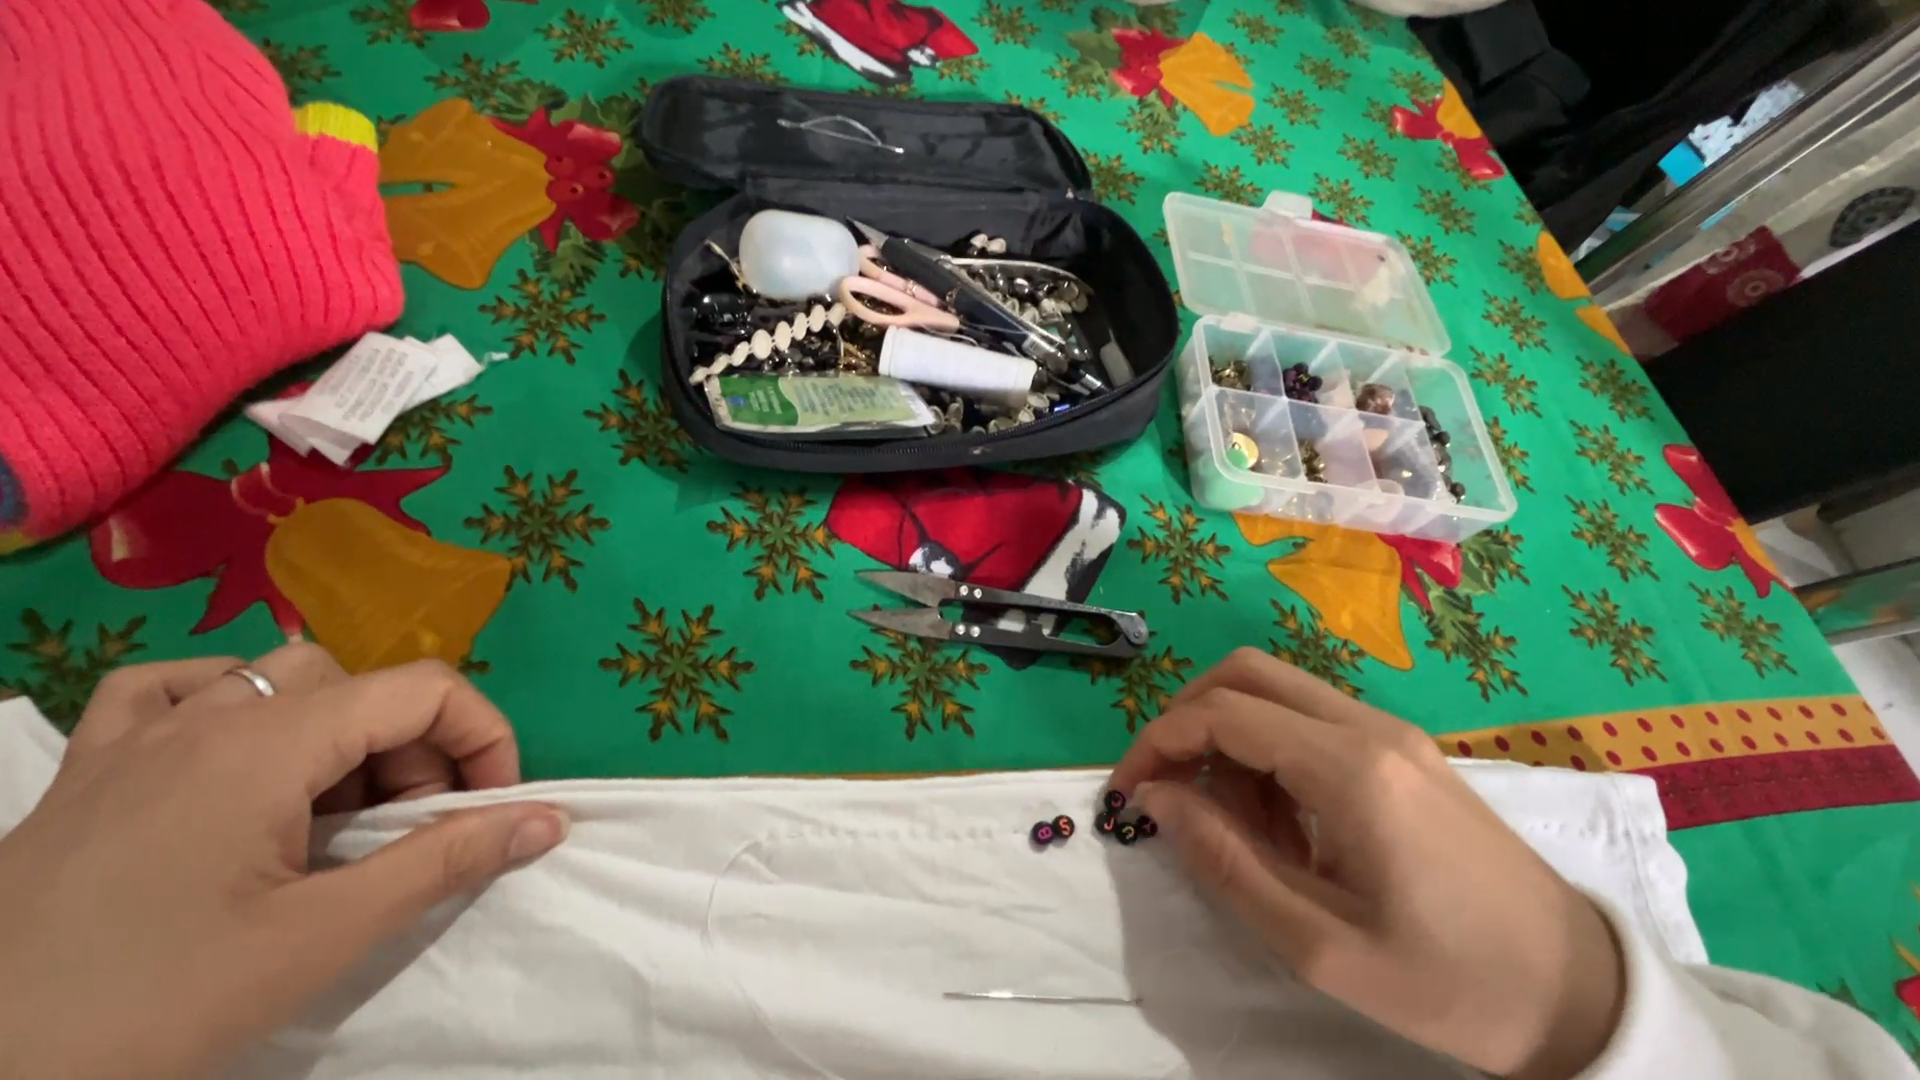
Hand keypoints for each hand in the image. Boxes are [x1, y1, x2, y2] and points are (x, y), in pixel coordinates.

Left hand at [0, 645, 568, 1079]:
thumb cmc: (151, 1005)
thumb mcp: (321, 937)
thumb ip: (445, 861)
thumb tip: (548, 818)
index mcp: (265, 742)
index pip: (424, 690)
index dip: (483, 738)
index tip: (490, 808)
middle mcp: (204, 716)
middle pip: (360, 685)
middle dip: (413, 748)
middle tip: (407, 833)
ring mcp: (134, 739)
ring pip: (277, 678)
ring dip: (336, 729)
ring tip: (331, 811)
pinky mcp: (86, 775)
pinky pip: (169, 690)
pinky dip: (225, 701)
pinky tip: (232, 754)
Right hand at [1112, 649, 1623, 1079]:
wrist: (1582, 996)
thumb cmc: (1449, 983)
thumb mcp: (1318, 946)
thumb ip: (1224, 862)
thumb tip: (1156, 798)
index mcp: (1350, 769)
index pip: (1222, 714)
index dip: (1157, 743)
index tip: (1126, 794)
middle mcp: (1368, 727)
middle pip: (1245, 673)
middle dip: (1185, 718)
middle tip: (1164, 787)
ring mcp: (1391, 733)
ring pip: (1276, 692)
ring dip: (1229, 741)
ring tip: (1235, 829)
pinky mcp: (1402, 751)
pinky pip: (1310, 721)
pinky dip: (1268, 752)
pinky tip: (1281, 824)